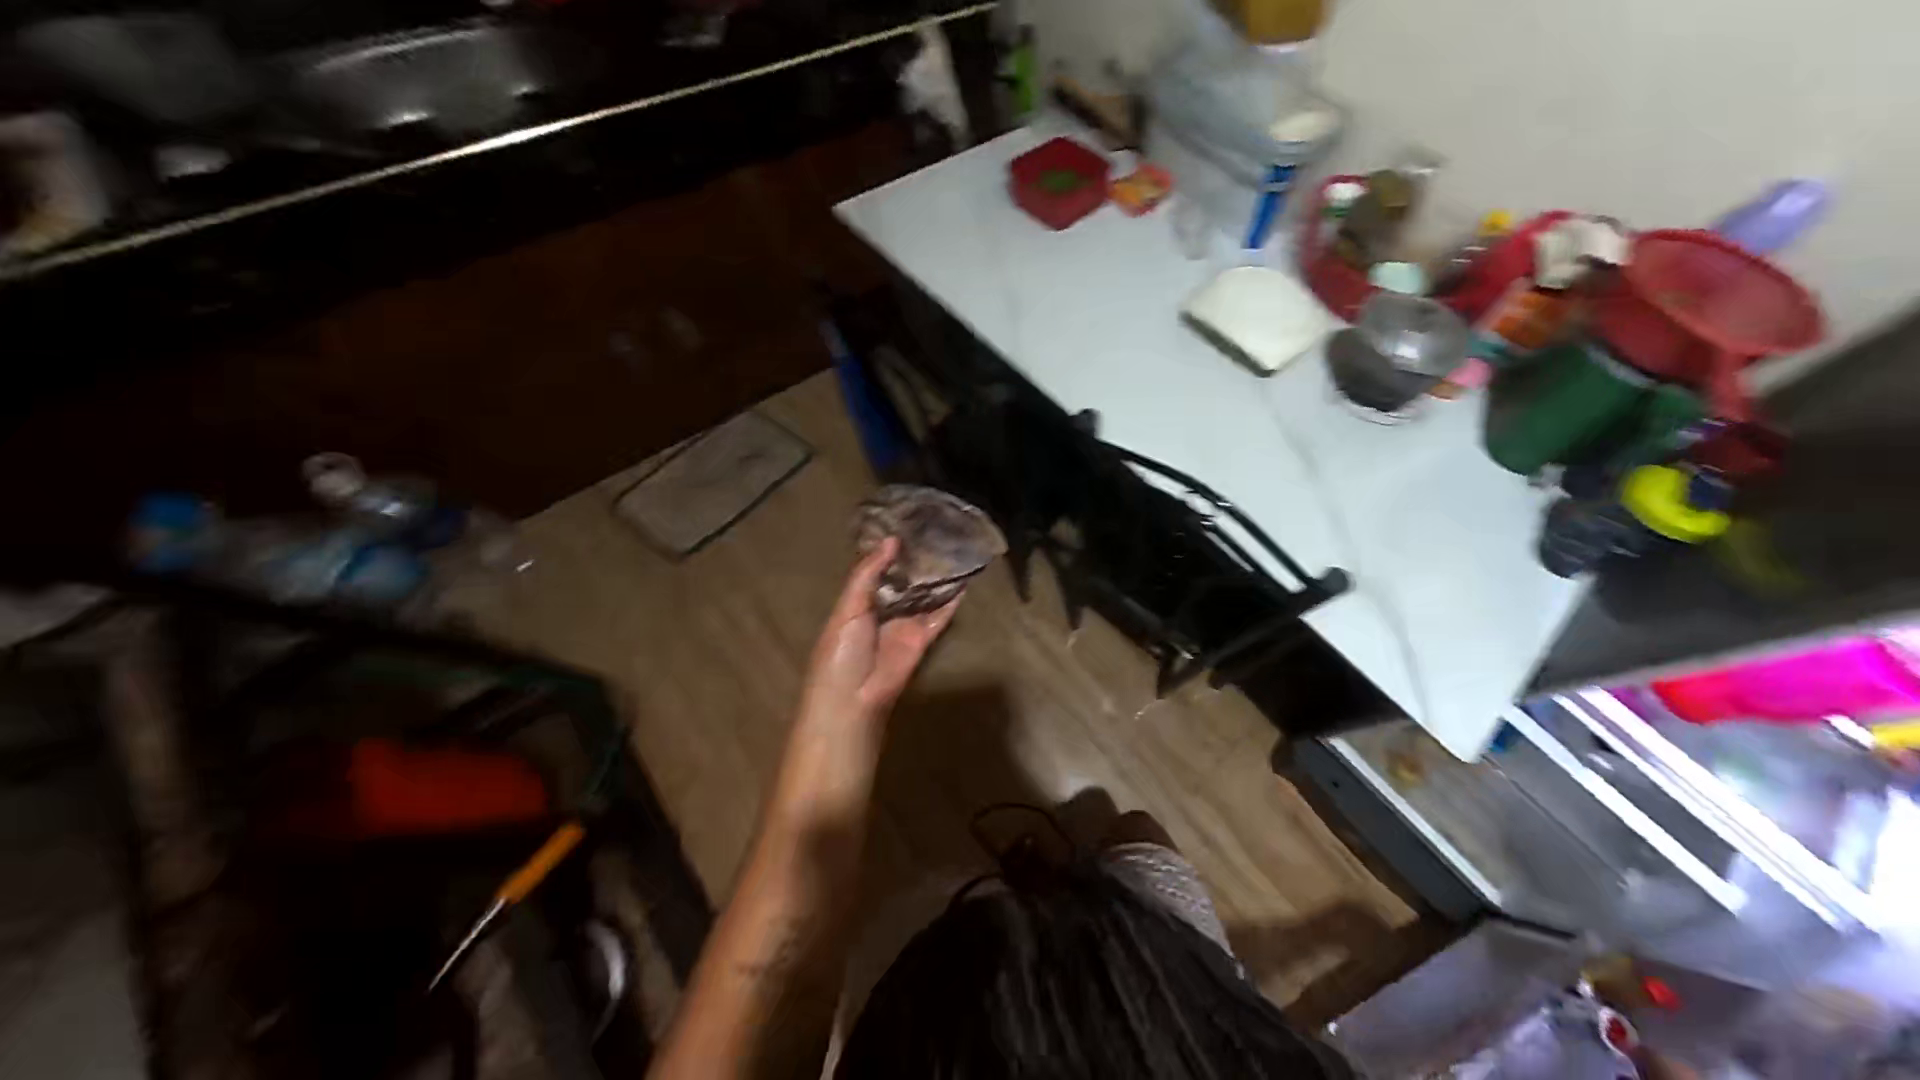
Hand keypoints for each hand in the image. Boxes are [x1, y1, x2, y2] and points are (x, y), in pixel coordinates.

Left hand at [801, 537, 959, 722]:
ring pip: (923, 596)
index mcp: (858, 602)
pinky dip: (951, 602)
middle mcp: (882, 611)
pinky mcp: (922, 640)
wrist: (853, 699)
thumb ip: (868, 573)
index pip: (876, 570)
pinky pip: (939, 617)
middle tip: (934, 531)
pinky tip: (963, 581)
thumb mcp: (848, 607)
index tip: (905, 525)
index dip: (888, 551)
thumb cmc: (841, 651)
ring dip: (935, 578)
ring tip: (953, 549)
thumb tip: (891, 540)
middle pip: (903, 582)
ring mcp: (904, 625)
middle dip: (915, 561)